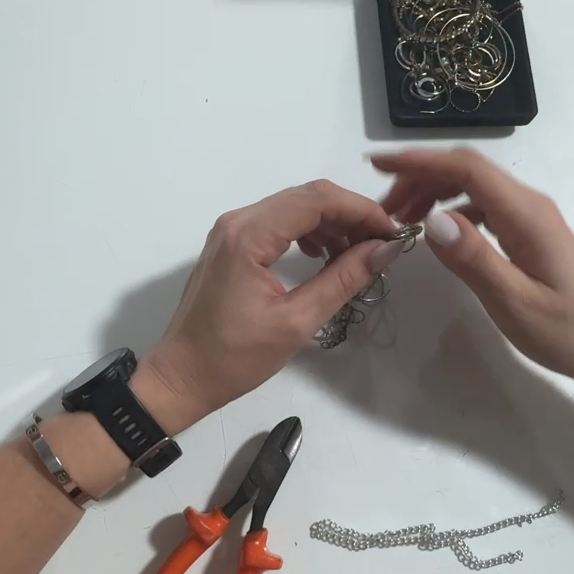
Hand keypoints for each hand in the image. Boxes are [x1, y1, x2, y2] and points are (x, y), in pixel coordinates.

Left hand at [140, 180, 401, 427]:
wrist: (182, 376)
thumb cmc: (234, 357)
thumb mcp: (296, 322)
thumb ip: (343, 279)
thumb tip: (385, 251)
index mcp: (249, 235)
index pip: (317, 198)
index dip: (361, 210)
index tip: (392, 235)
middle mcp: (237, 221)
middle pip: (306, 197)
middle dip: (349, 216)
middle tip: (381, 247)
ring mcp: (230, 231)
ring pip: (293, 208)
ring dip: (330, 224)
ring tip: (357, 256)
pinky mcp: (230, 245)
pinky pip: (277, 224)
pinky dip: (307, 234)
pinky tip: (323, 258)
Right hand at [373, 149, 573, 393]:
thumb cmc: (566, 333)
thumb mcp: (514, 303)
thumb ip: (474, 259)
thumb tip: (432, 220)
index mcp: (526, 216)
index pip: (466, 169)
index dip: (419, 162)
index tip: (376, 165)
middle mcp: (530, 205)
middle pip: (467, 170)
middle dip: (419, 178)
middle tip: (384, 211)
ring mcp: (531, 218)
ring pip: (473, 187)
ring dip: (433, 194)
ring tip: (401, 222)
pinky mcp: (529, 233)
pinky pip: (483, 207)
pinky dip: (451, 212)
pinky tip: (436, 237)